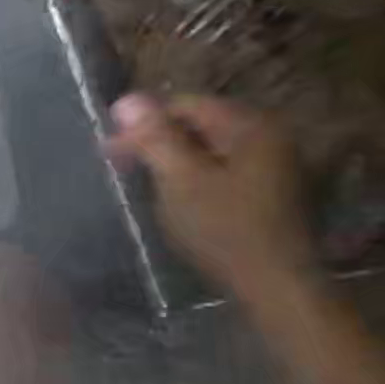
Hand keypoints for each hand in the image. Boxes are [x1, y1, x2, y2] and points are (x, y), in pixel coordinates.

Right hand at [108, 93, 315, 297]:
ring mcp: (272, 162)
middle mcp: (267, 135)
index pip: (184, 104)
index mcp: (249, 126)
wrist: (274, 284)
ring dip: (170, 158)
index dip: (141, 123)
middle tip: (120, 166)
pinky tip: (174, 193)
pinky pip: (220, 165)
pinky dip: (191, 172)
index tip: (110, 151)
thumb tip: (125, 99)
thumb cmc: (223, 229)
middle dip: (155, 140)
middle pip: (197, 123)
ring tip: (142, 180)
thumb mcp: (180, 180)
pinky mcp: (268, 187)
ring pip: (207, 146)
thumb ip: (154, 138)